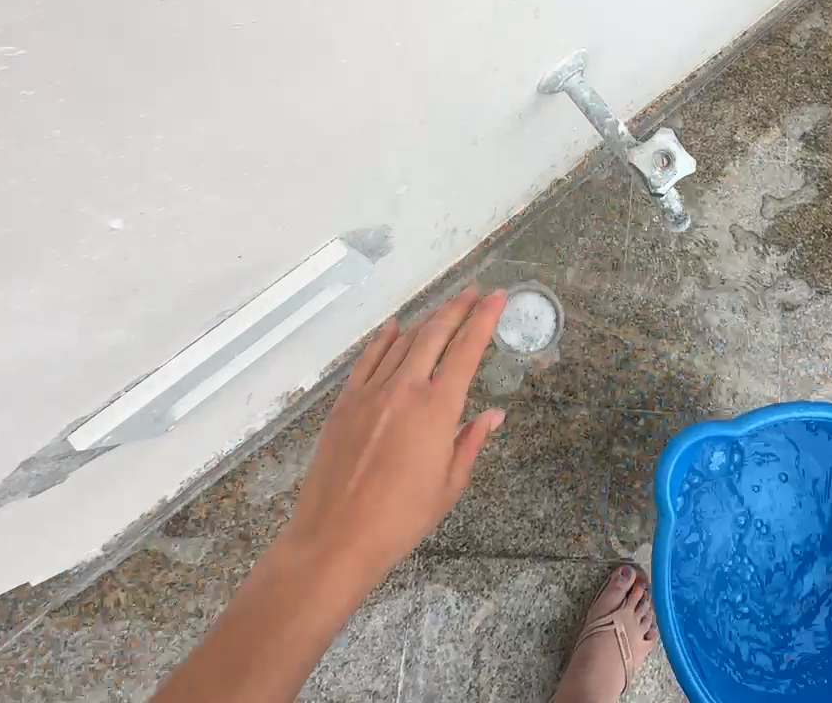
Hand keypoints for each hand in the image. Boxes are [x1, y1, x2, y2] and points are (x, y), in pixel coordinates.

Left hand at [283, 287, 507, 585]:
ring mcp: (371, 392)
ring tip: (445, 308)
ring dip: (427, 319)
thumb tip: (493, 415)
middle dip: (458, 308)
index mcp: (437, 408)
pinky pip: (368, 359)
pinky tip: (395, 327)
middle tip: (474, 292)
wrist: (335, 538)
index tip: (497, 297)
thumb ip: (471, 442)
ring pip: (404, 341)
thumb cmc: (401, 519)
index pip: (467, 350)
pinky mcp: (346, 402)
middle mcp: (405, 389)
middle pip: (435, 333)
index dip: (484, 319)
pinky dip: (385, 339)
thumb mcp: (449, 485)